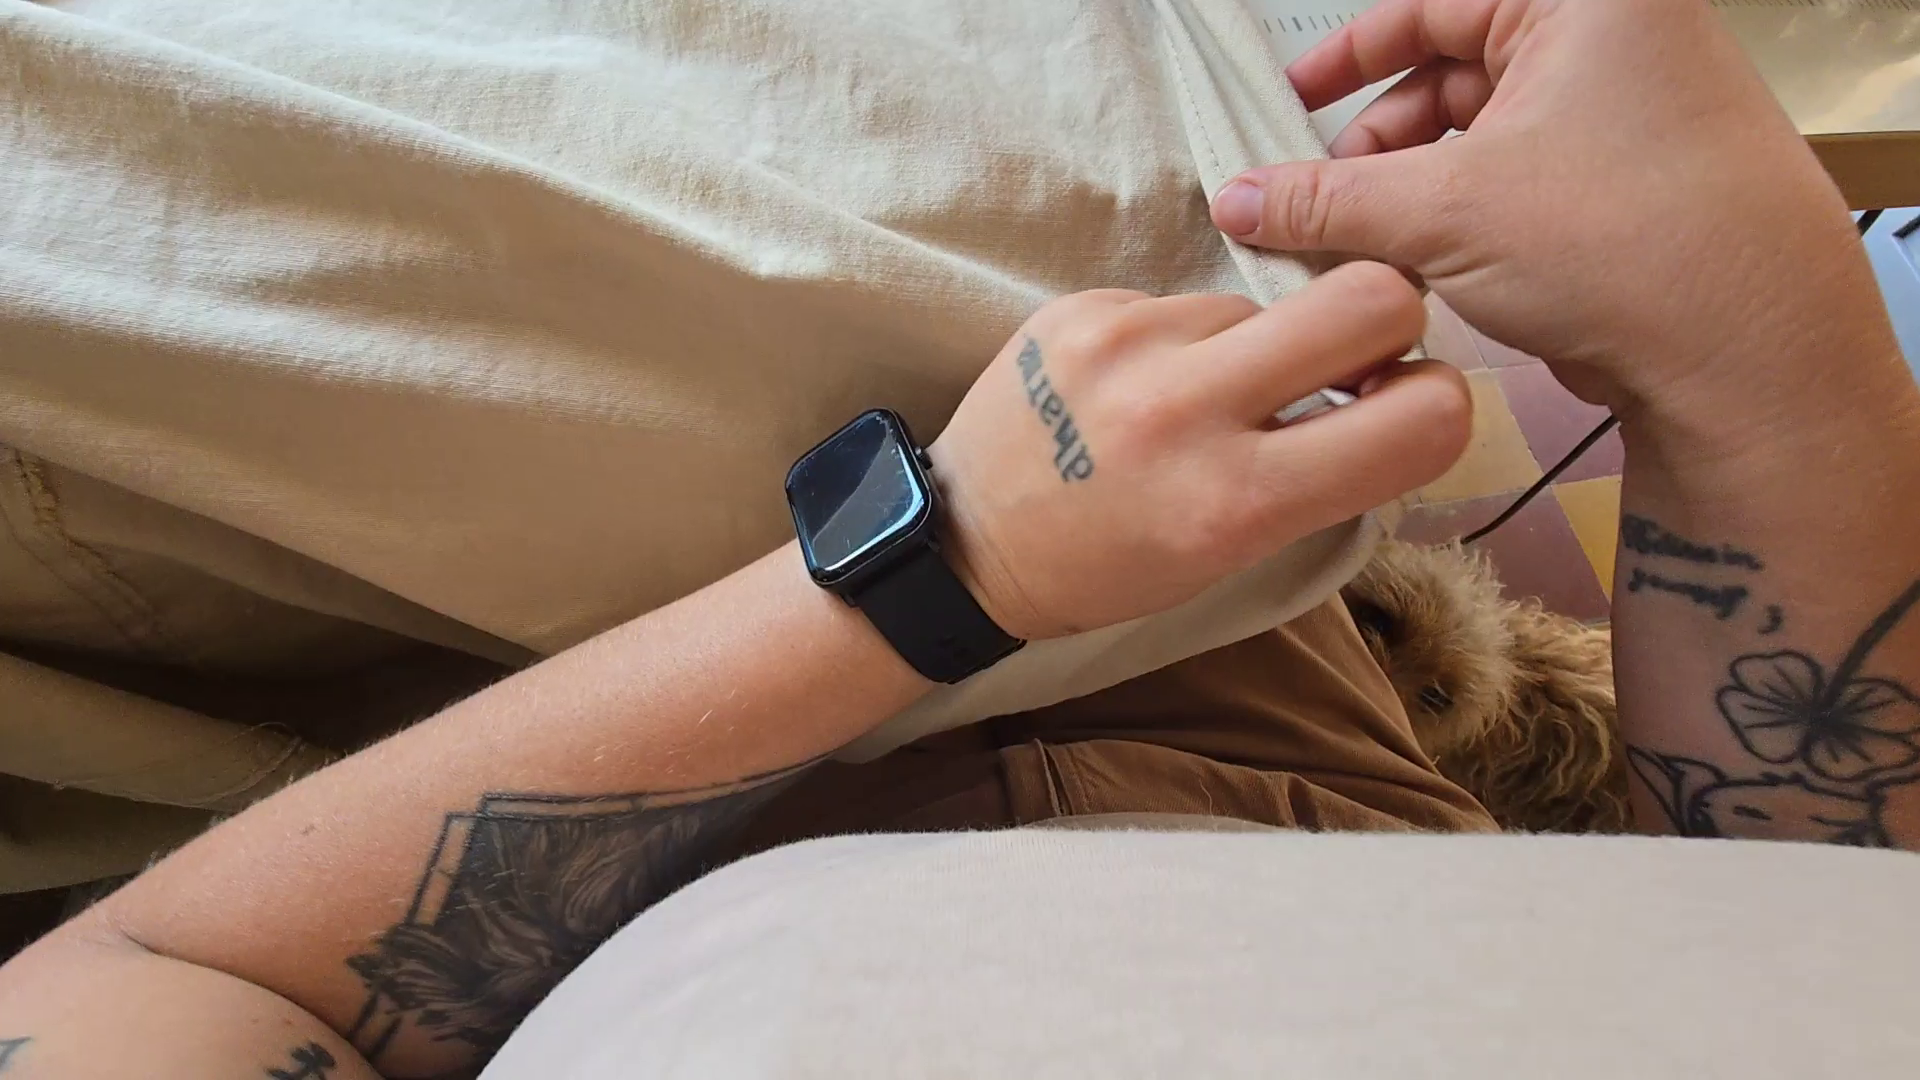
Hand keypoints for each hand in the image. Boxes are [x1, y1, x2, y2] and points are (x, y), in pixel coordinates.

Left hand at [927, 263, 1468, 640]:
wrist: (968, 541)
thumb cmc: (1101, 570)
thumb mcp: (1221, 558)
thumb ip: (1314, 477)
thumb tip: (1382, 390)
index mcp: (1232, 501)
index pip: (1427, 416)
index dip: (1435, 406)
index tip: (1394, 410)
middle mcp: (1181, 408)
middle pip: (1369, 295)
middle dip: (1376, 328)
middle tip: (1327, 369)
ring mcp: (1122, 342)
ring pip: (1254, 303)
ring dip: (1244, 347)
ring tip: (1178, 401)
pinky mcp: (1074, 307)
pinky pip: (1173, 300)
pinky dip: (1171, 340)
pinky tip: (1123, 385)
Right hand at [1207, 0, 1907, 429]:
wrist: (1730, 348)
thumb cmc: (1607, 238)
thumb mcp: (1437, 209)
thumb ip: (1321, 201)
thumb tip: (1230, 199)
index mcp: (1581, 4)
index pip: (1434, 4)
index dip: (1347, 56)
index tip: (1284, 105)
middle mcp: (1597, 50)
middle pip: (1436, 86)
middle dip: (1361, 154)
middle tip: (1305, 209)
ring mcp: (1596, 127)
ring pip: (1453, 150)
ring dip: (1387, 203)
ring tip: (1344, 256)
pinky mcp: (1589, 196)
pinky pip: (1480, 195)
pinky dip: (1427, 229)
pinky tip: (1391, 274)